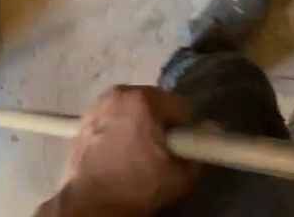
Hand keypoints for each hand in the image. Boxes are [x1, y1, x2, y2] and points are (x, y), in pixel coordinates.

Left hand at [40, 86, 199, 216]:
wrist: (90, 203)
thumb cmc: (136, 186)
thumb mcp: (178, 178)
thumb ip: (198, 155)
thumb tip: (207, 138)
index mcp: (146, 99)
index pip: (182, 106)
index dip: (186, 128)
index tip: (182, 148)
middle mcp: (122, 91)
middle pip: (156, 101)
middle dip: (162, 122)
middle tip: (160, 151)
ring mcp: (101, 102)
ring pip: (133, 107)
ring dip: (140, 122)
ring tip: (138, 152)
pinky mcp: (86, 116)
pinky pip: (114, 115)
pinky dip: (120, 126)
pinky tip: (119, 150)